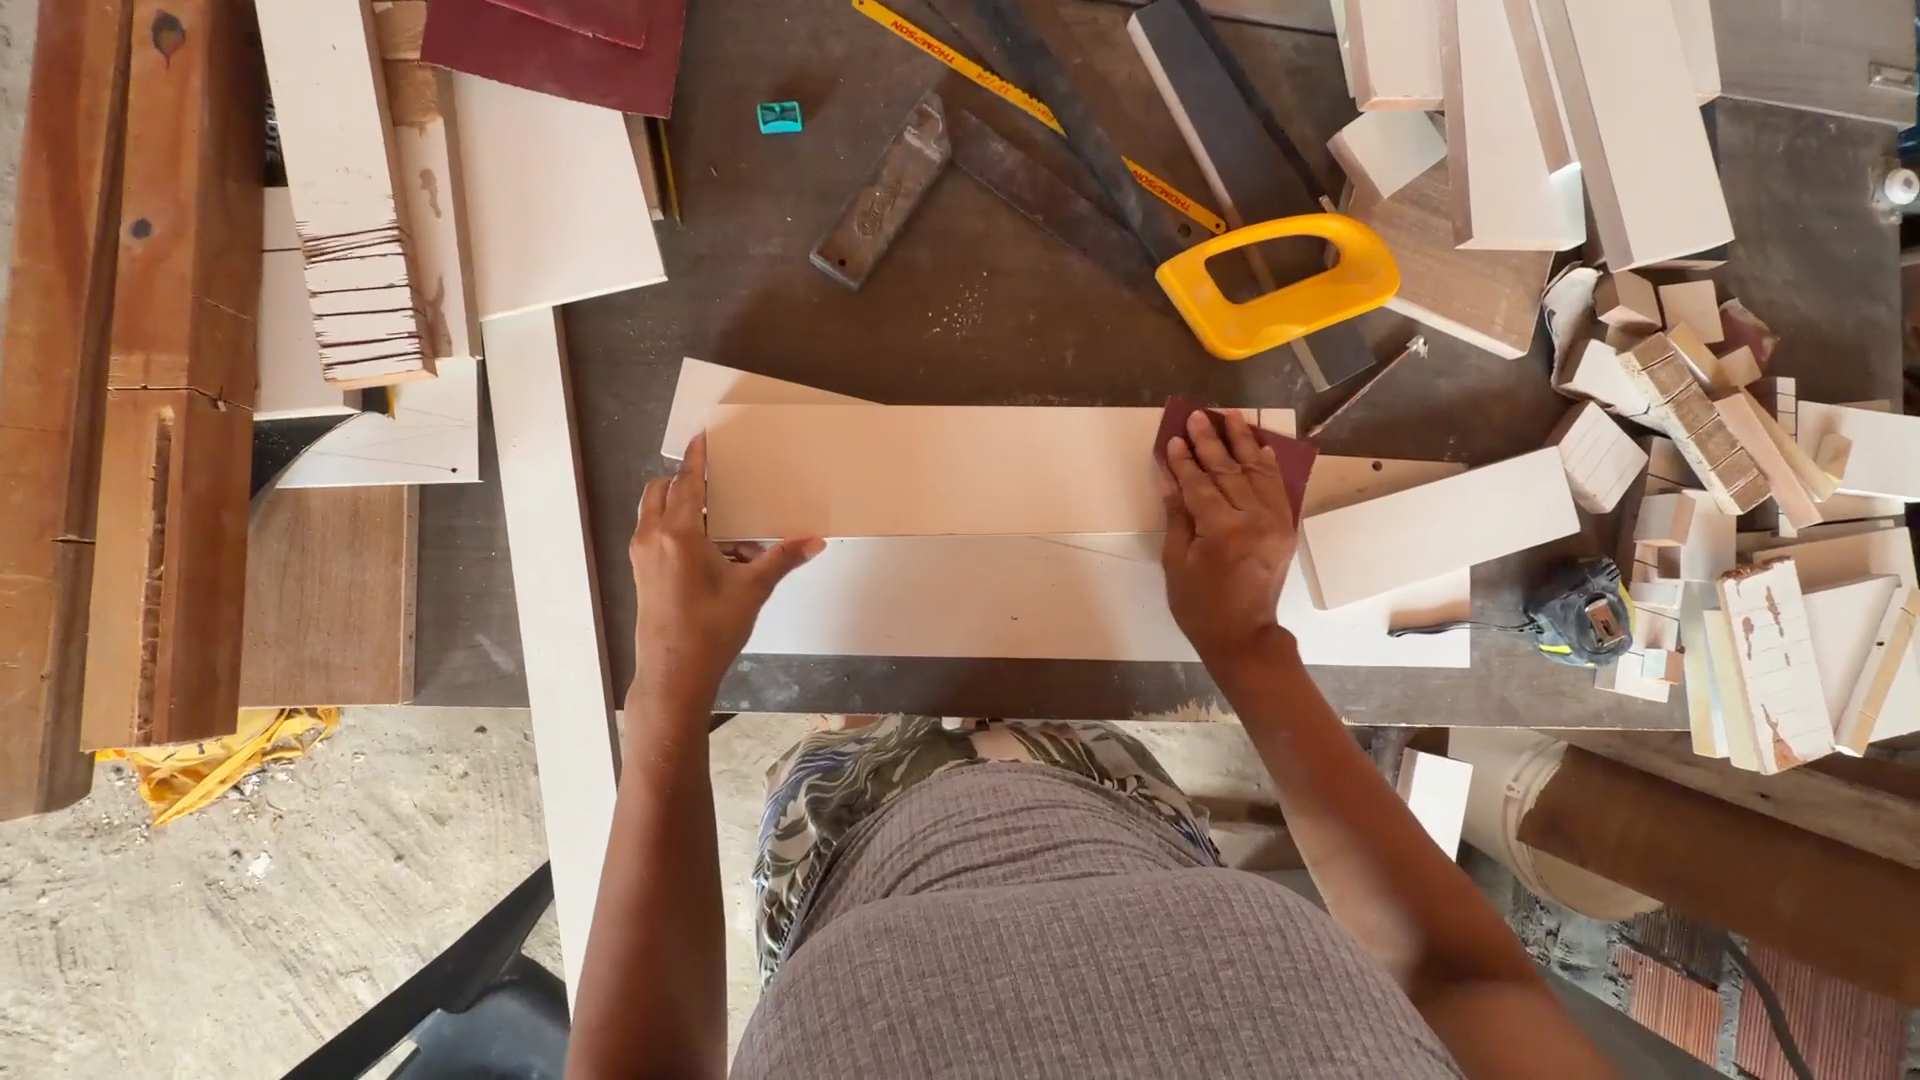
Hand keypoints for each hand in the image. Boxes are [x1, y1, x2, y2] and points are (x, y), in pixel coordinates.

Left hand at [630, 434, 823, 710]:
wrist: (673, 674)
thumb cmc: (710, 631)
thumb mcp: (752, 590)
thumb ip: (782, 559)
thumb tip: (814, 541)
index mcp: (678, 535)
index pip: (687, 482)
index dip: (697, 459)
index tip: (702, 437)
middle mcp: (653, 538)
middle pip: (663, 491)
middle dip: (689, 482)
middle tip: (720, 484)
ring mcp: (643, 557)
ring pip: (657, 514)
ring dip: (685, 509)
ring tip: (726, 526)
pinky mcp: (643, 573)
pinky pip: (658, 536)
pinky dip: (681, 532)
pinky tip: (718, 555)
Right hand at [1160, 409, 1298, 664]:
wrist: (1242, 635)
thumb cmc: (1199, 606)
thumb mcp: (1176, 562)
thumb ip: (1177, 515)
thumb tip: (1170, 477)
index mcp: (1223, 530)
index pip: (1200, 484)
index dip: (1184, 461)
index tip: (1174, 439)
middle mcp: (1255, 520)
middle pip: (1229, 472)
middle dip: (1211, 442)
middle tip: (1198, 416)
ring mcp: (1276, 523)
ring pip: (1258, 472)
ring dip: (1243, 442)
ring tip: (1231, 417)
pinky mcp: (1285, 528)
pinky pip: (1278, 488)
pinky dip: (1269, 465)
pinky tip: (1261, 447)